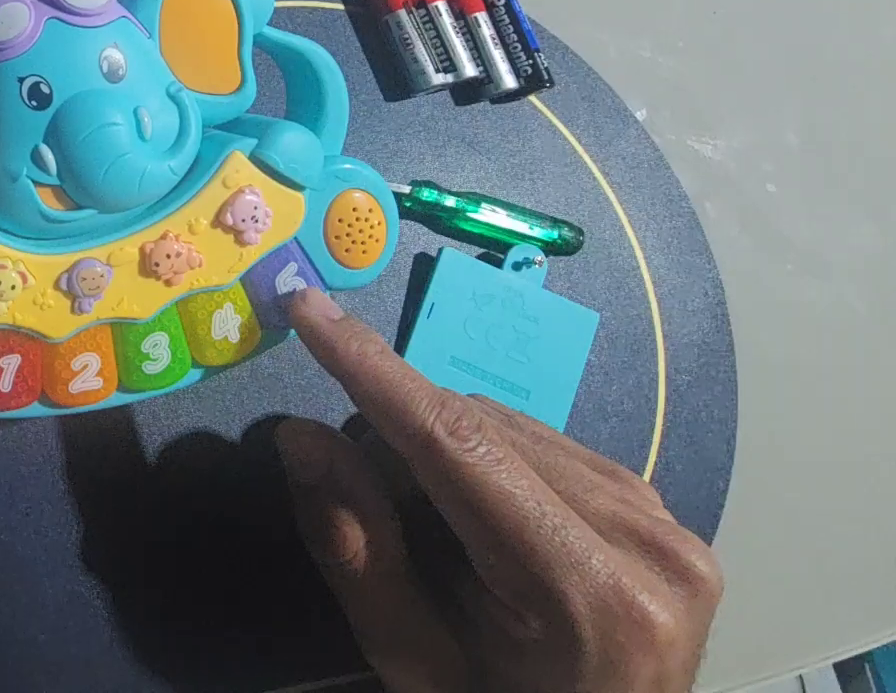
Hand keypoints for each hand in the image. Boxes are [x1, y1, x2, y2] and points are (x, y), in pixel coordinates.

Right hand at [273, 290, 721, 692]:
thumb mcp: (405, 651)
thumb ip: (352, 544)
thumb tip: (298, 433)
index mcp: (587, 593)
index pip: (453, 442)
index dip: (370, 368)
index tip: (306, 306)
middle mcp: (642, 536)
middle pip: (461, 426)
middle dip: (392, 449)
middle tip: (378, 521)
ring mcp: (659, 511)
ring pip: (486, 418)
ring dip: (429, 452)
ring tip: (437, 534)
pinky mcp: (649, 496)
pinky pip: (519, 432)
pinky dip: (470, 455)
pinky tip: (478, 516)